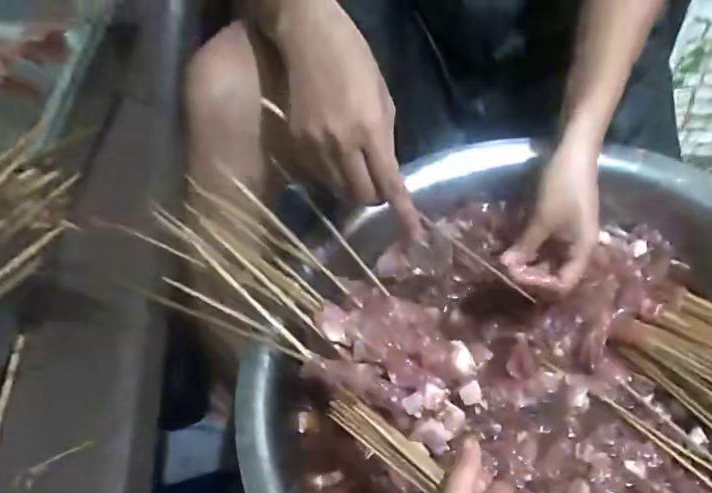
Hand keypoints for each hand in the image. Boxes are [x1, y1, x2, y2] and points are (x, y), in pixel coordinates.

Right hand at [270, 1, 421, 235]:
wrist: (305, 35)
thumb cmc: (352, 58)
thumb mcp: (381, 96)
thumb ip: (385, 139)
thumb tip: (387, 174)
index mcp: (369, 129)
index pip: (390, 184)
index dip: (403, 214)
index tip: (413, 238)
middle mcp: (342, 146)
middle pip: (363, 197)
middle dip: (374, 196)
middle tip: (375, 179)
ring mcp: (316, 150)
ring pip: (341, 192)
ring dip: (352, 186)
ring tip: (351, 160)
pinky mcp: (298, 149)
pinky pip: (320, 179)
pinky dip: (331, 175)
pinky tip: (330, 150)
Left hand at [501, 137, 599, 290]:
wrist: (574, 147)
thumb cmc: (563, 185)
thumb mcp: (542, 219)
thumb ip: (526, 246)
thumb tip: (506, 266)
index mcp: (582, 249)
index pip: (563, 283)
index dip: (540, 283)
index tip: (518, 273)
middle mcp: (579, 246)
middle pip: (556, 274)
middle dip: (532, 274)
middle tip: (509, 268)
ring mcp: (571, 235)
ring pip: (550, 260)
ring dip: (530, 263)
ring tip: (510, 260)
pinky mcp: (563, 224)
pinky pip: (547, 246)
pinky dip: (532, 250)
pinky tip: (516, 248)